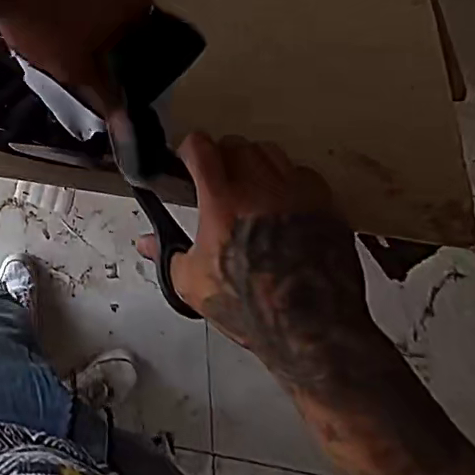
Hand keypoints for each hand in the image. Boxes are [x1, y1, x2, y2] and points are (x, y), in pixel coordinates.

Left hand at [0, 0, 150, 111]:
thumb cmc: (44, 20)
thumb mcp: (73, 68)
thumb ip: (102, 93)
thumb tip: (122, 120)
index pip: (142, 36)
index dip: (119, 57)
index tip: (95, 69)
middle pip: (116, 8)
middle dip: (96, 31)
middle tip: (68, 51)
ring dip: (74, 8)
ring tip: (44, 27)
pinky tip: (30, 1)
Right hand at [137, 132, 371, 379]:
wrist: (313, 331)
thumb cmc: (251, 307)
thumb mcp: (193, 283)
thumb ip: (166, 255)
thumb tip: (146, 245)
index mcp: (222, 201)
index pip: (201, 147)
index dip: (189, 149)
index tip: (187, 161)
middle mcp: (260, 188)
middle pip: (237, 144)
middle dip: (222, 156)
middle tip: (217, 177)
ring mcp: (297, 194)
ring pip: (271, 152)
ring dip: (256, 162)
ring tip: (250, 184)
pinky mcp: (327, 207)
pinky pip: (305, 174)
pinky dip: (290, 180)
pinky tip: (284, 201)